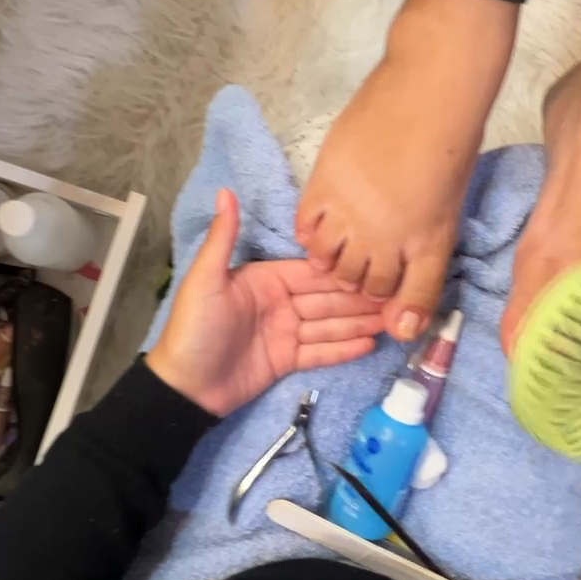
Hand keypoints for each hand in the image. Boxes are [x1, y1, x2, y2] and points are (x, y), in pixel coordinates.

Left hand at [148, 189, 386, 415]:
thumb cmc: (194, 329)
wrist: (184, 388)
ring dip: (359, 323)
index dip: (341, 272)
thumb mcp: (206, 280)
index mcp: (263, 280)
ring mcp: (284, 333)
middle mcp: (278, 302)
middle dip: (359, 299)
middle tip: (396, 297)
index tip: (374, 266)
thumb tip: (225, 191)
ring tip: (393, 321)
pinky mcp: (286, 361)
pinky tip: (371, 344)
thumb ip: (223, 237)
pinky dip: (344, 349)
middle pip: (326, 298)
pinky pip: (320, 352)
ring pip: (328, 325)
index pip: (310, 273)